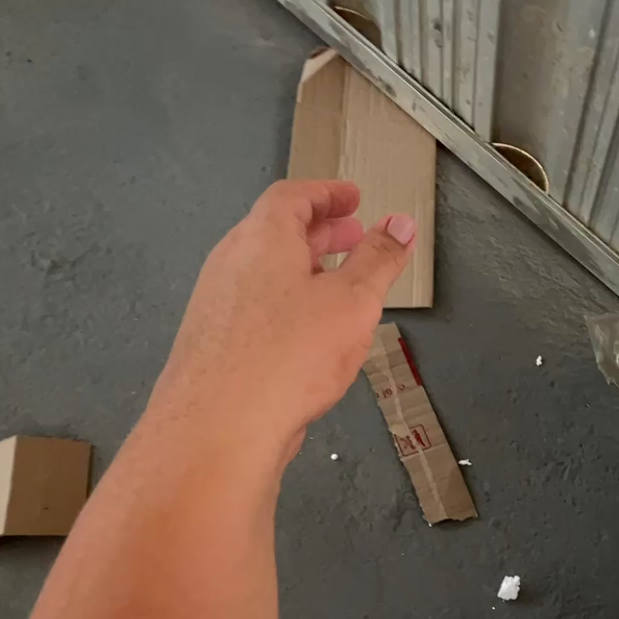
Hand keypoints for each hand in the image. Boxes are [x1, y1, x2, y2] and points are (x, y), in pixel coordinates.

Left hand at [146, 179, 415, 461]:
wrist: (220, 425)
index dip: (327, 194)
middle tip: (354, 235)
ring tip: (339, 284)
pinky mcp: (215, 339)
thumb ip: (379, 260)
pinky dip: (288, 298)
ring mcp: (218, 301)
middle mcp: (232, 261)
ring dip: (305, 266)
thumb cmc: (290, 354)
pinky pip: (257, 302)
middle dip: (321, 231)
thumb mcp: (353, 301)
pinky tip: (310, 330)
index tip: (352, 197)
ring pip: (265, 269)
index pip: (293, 197)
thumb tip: (402, 224)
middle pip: (276, 231)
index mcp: (263, 238)